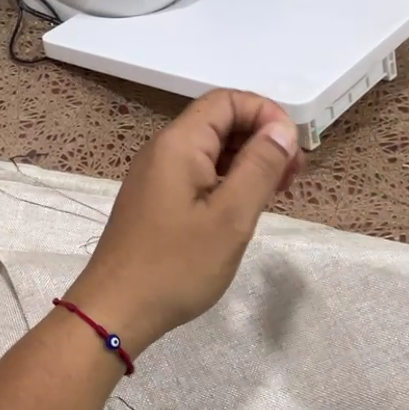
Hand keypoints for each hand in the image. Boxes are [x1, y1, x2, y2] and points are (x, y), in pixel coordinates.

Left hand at [64, 90, 301, 351]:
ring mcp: (154, 177)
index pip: (226, 100)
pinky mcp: (153, 202)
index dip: (265, 114)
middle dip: (260, 139)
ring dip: (246, 163)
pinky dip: (225, 183)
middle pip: (218, 123)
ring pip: (209, 152)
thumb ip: (260, 166)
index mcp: (178, 144)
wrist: (116, 309)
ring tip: (274, 195)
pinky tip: (242, 210)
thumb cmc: (176, 265)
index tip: (292, 151)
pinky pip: (196, 176)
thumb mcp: (231, 216)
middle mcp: (162, 151)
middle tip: (291, 178)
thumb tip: (281, 129)